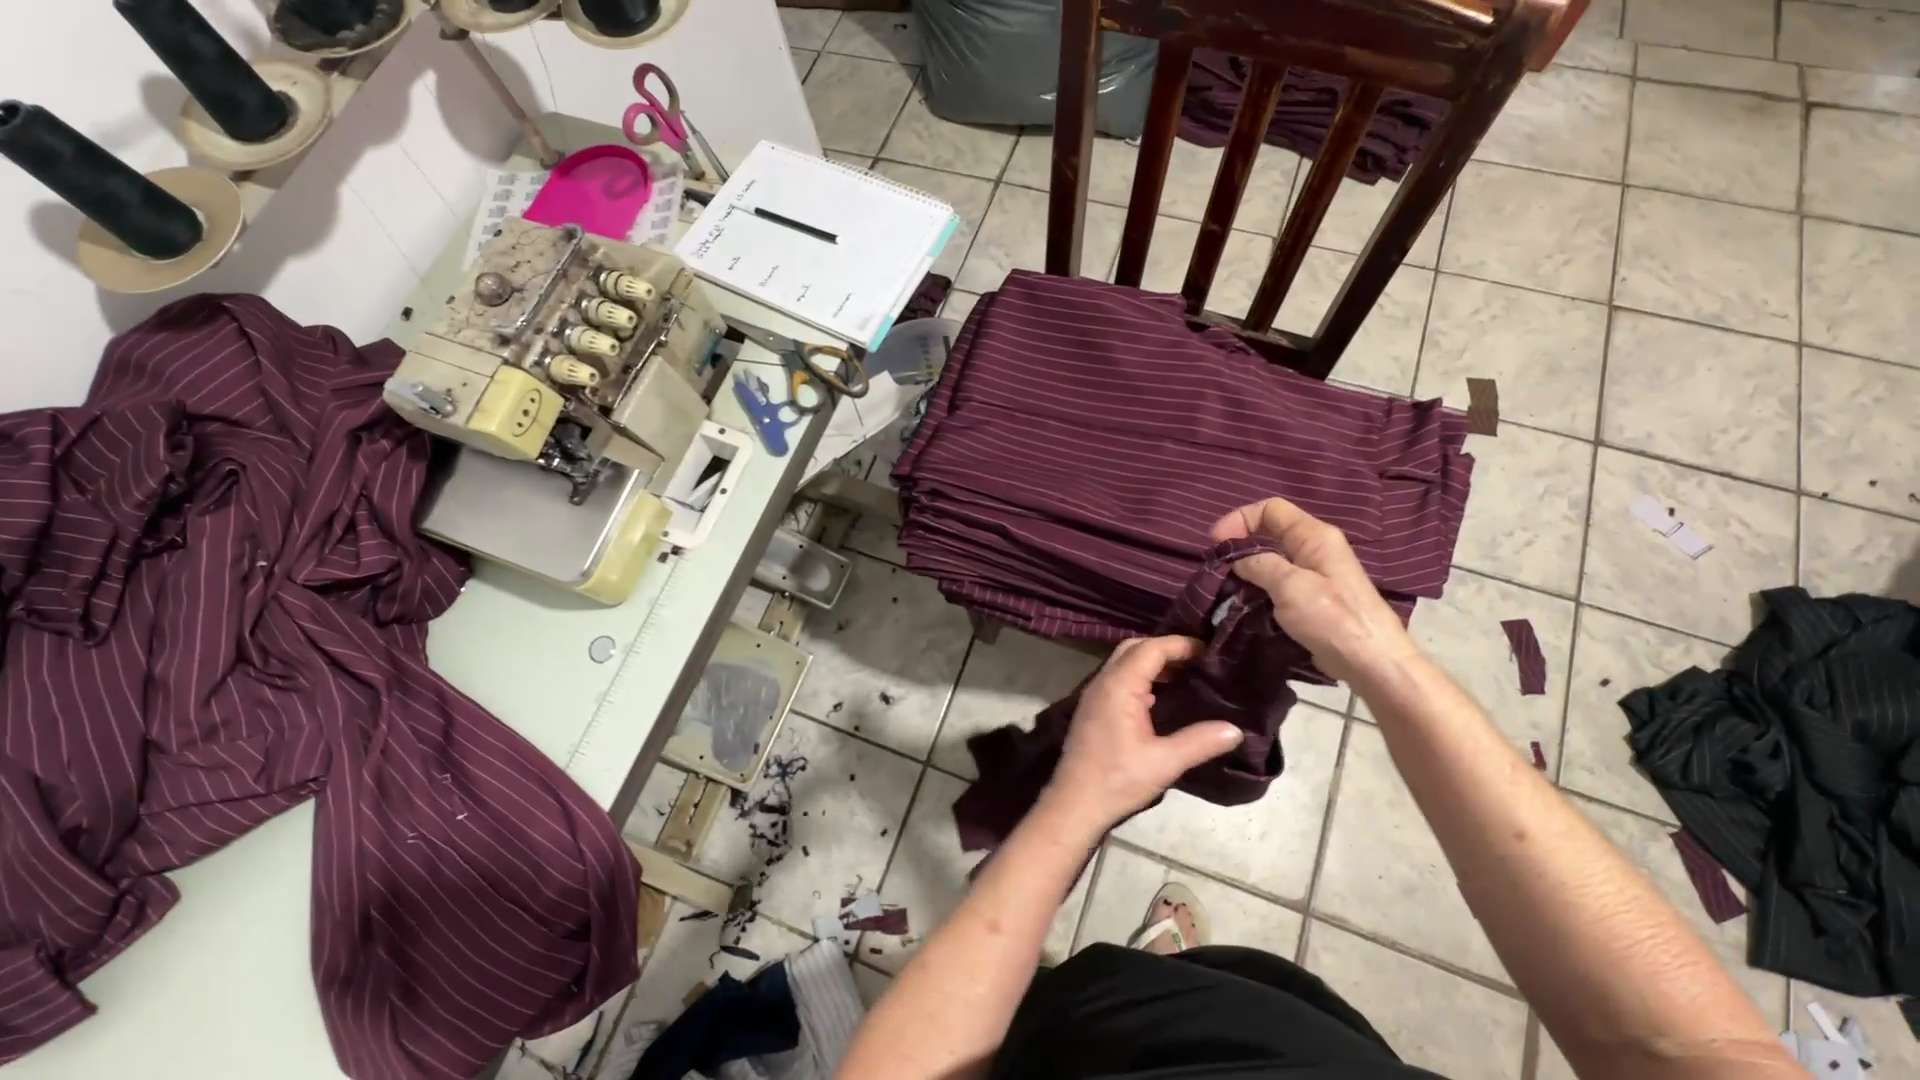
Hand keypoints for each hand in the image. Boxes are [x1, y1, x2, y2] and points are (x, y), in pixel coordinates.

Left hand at [1041, 636, 1244, 830]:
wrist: (1075, 804)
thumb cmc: (1117, 780)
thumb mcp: (1164, 762)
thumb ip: (1200, 742)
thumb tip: (1236, 729)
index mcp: (1118, 686)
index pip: (1151, 648)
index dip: (1180, 644)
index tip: (1209, 651)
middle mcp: (1102, 682)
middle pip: (1134, 648)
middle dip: (1165, 648)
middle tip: (1197, 660)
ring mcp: (1093, 695)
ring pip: (1123, 663)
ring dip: (1151, 663)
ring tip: (1185, 675)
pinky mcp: (1092, 710)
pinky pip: (1117, 679)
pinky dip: (1139, 678)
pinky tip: (1160, 697)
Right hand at [1210, 497, 1418, 684]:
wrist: (1371, 662)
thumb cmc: (1333, 618)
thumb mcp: (1291, 586)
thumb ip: (1260, 565)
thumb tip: (1236, 559)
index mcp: (1314, 536)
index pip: (1271, 509)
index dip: (1240, 519)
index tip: (1216, 543)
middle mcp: (1315, 549)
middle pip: (1270, 533)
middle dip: (1240, 545)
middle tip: (1216, 568)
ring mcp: (1314, 575)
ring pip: (1271, 560)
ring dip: (1246, 570)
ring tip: (1225, 588)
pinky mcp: (1311, 599)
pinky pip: (1277, 584)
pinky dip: (1258, 589)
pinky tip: (1244, 603)